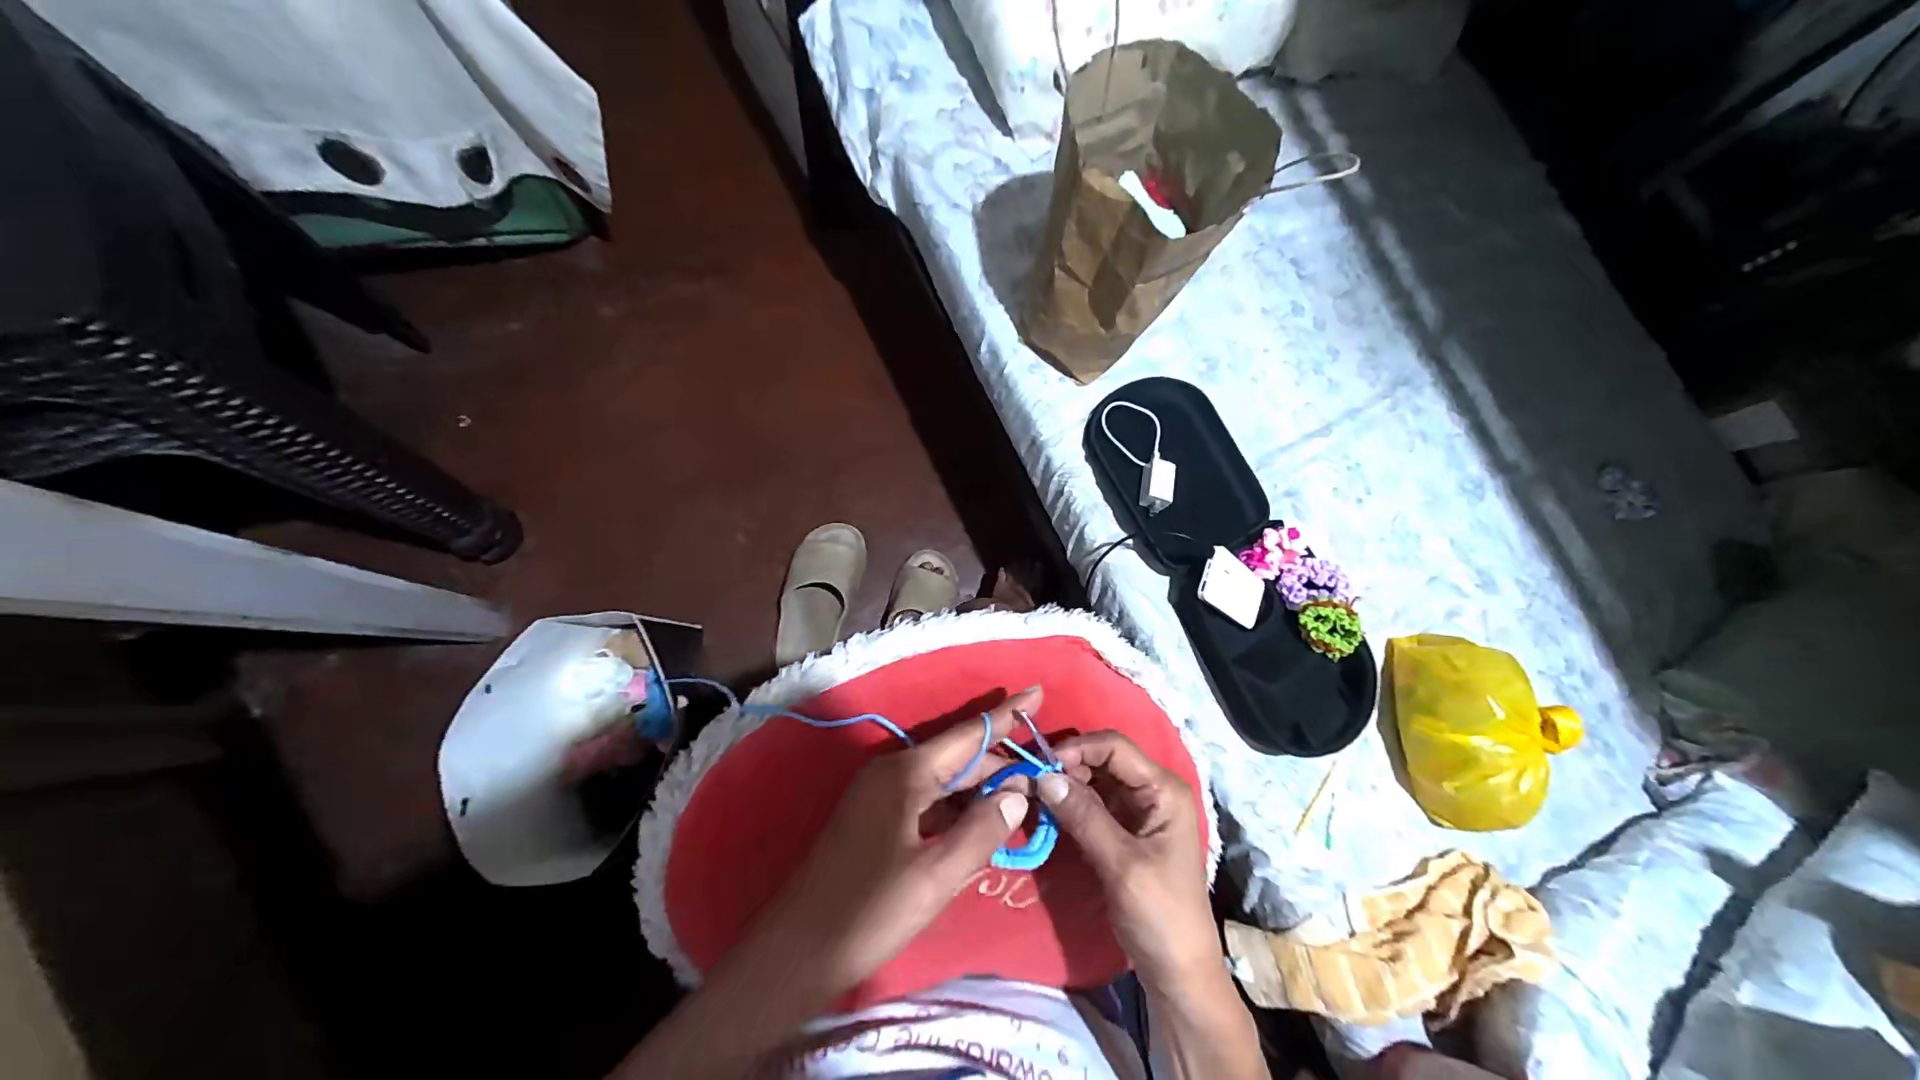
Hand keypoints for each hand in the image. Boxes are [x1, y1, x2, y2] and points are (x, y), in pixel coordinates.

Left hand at [748, 686, 1040, 993]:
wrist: (798, 950)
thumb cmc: (870, 910)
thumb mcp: (936, 875)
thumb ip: (982, 830)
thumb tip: (1018, 792)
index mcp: (905, 774)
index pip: (968, 735)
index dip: (1006, 715)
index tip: (1038, 691)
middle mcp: (891, 772)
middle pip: (958, 758)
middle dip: (1001, 765)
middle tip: (1045, 776)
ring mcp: (879, 795)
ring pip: (944, 781)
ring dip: (981, 790)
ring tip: (1024, 799)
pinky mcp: (875, 819)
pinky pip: (928, 801)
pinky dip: (957, 809)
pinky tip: (982, 824)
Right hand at [1035, 730, 1220, 991]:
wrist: (1177, 971)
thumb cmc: (1159, 914)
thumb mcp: (1121, 864)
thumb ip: (1084, 816)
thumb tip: (1043, 776)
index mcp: (1163, 790)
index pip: (1114, 747)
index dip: (1077, 749)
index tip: (1040, 767)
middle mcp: (1152, 791)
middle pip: (1102, 759)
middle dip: (1066, 765)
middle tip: (1030, 782)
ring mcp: (1137, 811)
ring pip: (1093, 780)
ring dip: (1064, 784)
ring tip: (1032, 795)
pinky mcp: (1122, 830)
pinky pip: (1091, 803)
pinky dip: (1068, 803)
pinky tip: (1045, 811)